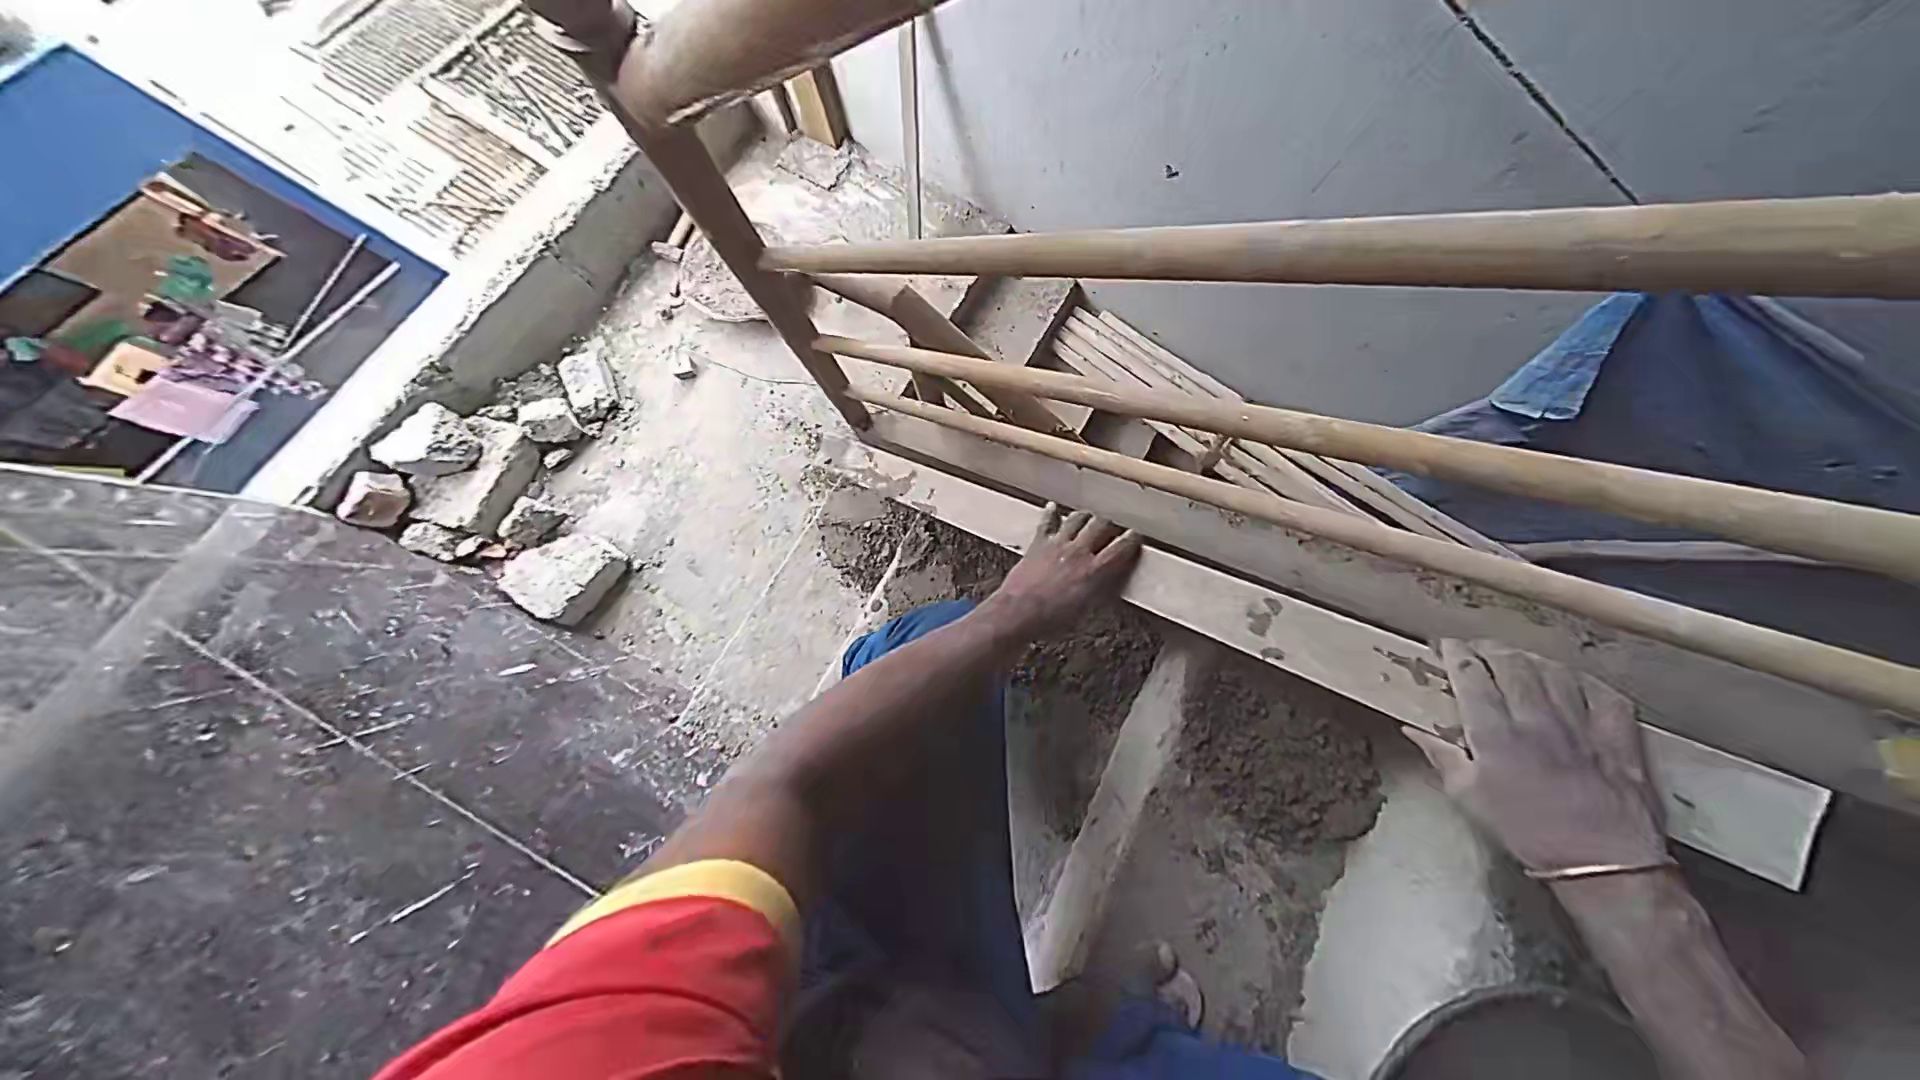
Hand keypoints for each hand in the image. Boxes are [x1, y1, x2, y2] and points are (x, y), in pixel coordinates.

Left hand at [978, 505, 1141, 638]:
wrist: (1018, 612)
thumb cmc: (1049, 619)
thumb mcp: (1084, 610)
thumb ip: (1096, 590)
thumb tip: (1102, 583)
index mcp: (1094, 571)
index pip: (1120, 548)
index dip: (1131, 539)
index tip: (1134, 535)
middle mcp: (1078, 552)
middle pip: (1101, 525)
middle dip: (1109, 523)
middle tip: (1112, 525)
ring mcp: (1057, 544)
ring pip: (1077, 519)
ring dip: (1086, 516)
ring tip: (1090, 516)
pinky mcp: (1038, 543)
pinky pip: (1047, 522)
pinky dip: (1051, 513)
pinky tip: (1053, 507)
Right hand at [1405, 639, 1667, 873]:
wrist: (1601, 864)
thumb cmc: (1524, 830)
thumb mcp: (1467, 796)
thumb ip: (1440, 755)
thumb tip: (1413, 730)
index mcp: (1495, 735)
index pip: (1471, 676)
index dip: (1456, 654)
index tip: (1446, 647)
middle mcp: (1537, 722)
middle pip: (1512, 664)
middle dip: (1489, 648)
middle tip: (1476, 648)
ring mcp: (1582, 728)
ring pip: (1555, 672)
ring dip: (1530, 658)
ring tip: (1517, 658)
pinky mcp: (1619, 739)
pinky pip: (1605, 694)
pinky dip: (1583, 680)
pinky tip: (1570, 679)